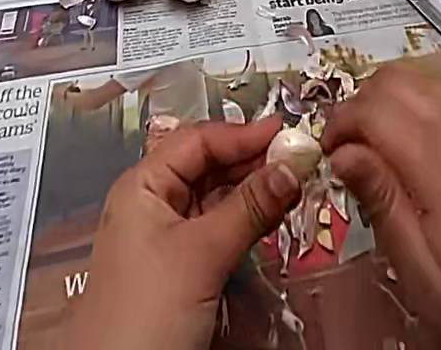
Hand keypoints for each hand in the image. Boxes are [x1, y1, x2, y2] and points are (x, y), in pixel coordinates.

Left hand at [63, 118, 308, 349]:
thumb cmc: (148, 309)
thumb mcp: (201, 254)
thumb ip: (248, 209)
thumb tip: (291, 166)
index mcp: (143, 181)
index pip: (196, 141)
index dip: (240, 134)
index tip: (284, 130)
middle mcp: (153, 198)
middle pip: (205, 164)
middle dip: (249, 158)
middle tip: (297, 156)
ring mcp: (166, 231)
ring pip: (213, 195)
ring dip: (251, 187)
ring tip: (292, 179)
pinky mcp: (181, 263)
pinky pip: (215, 226)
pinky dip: (244, 217)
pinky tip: (271, 212)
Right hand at [321, 65, 440, 349]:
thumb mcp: (423, 277)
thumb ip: (381, 204)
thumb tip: (341, 152)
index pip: (370, 109)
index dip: (338, 124)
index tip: (329, 155)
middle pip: (391, 81)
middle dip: (359, 105)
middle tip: (352, 149)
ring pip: (420, 81)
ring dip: (388, 101)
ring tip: (382, 145)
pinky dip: (421, 105)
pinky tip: (423, 149)